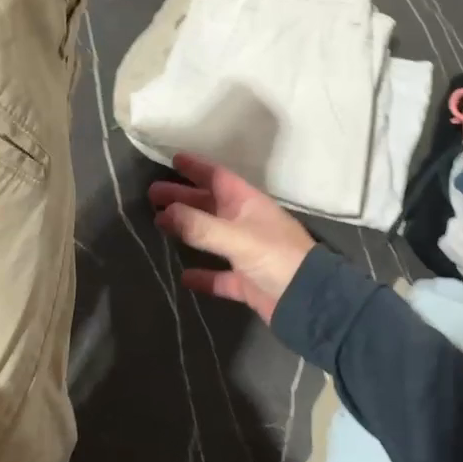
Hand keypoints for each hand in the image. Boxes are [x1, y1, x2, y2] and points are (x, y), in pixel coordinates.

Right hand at [149, 154, 316, 322]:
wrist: (309, 302)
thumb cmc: (277, 258)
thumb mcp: (236, 237)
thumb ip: (200, 226)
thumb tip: (165, 212)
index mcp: (248, 203)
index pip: (217, 177)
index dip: (196, 167)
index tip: (172, 159)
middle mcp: (245, 223)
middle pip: (208, 204)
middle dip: (182, 197)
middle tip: (153, 194)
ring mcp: (246, 253)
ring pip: (209, 235)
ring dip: (186, 229)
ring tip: (159, 223)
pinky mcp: (246, 282)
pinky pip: (219, 276)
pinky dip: (202, 275)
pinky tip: (184, 277)